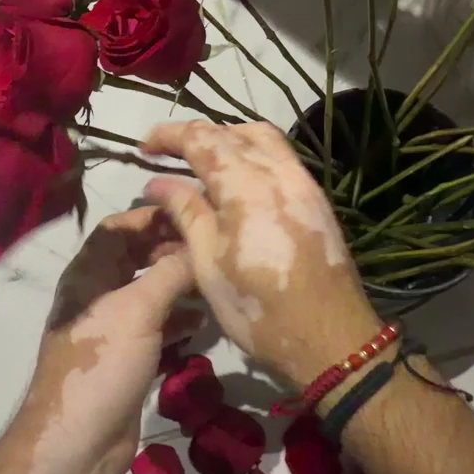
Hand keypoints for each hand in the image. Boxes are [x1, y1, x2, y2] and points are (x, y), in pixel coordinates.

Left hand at [7, 207, 200, 473]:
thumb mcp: (138, 309)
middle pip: (135, 258)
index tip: (189, 211)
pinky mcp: (125, 358)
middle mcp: (97, 295)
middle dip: (169, 250)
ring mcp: (111, 328)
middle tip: (209, 246)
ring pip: (148, 293)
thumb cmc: (101, 363)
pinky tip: (203, 320)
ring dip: (177, 285)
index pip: (118, 228)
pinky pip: (156, 327)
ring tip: (213, 281)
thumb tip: (198, 245)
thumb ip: (169, 271)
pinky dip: (177, 319)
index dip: (150, 215)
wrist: (76, 443)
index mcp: (88, 274)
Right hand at [142, 120, 384, 387]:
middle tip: (167, 152)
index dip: (170, 136)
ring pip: (260, 137)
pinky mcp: (314, 196)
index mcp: (246, 185)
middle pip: (231, 132)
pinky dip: (251, 152)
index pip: (202, 139)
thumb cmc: (258, 309)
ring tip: (202, 159)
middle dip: (195, 135)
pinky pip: (279, 155)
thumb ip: (185, 212)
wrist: (330, 340)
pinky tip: (236, 178)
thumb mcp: (208, 264)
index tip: (144, 146)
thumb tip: (156, 183)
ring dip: (227, 137)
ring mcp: (301, 181)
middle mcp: (277, 171)